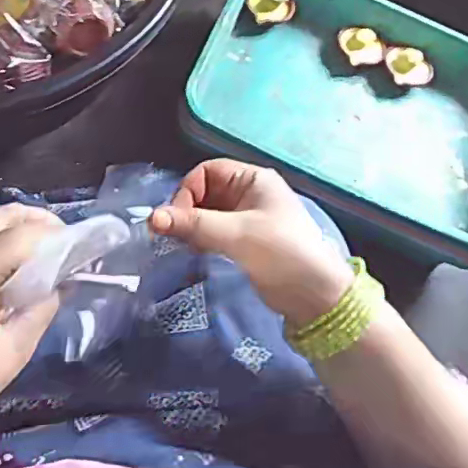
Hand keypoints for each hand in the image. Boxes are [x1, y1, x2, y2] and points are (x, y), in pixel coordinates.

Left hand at [0, 204, 64, 455]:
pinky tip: (15, 268)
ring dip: (20, 230)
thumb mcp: (9, 353)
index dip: (61, 238)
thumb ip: (41, 308)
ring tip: (48, 258)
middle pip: (5, 214)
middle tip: (68, 248)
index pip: (26, 234)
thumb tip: (60, 281)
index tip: (85, 252)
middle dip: (41, 223)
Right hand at [149, 159, 352, 322]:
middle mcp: (248, 194)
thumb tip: (152, 218)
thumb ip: (194, 224)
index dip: (187, 191)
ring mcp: (246, 218)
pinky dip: (200, 239)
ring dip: (191, 227)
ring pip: (206, 214)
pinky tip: (194, 252)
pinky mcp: (243, 242)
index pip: (206, 172)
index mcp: (253, 180)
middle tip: (175, 235)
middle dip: (186, 210)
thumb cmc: (282, 253)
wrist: (315, 296)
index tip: (178, 218)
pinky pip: (213, 232)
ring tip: (183, 245)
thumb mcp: (237, 234)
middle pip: (203, 192)